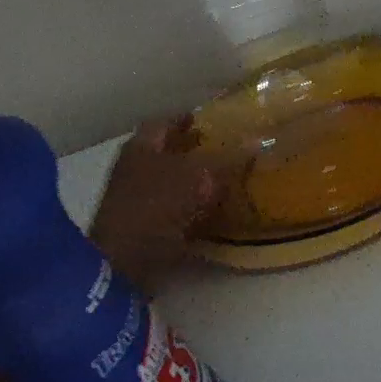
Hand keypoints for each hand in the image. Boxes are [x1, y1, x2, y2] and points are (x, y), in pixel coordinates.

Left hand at [88, 118, 222, 293]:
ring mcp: (138, 200)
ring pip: (173, 181)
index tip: (216, 120)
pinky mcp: (146, 227)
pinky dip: (196, 207)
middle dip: (197, 150)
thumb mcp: (197, 176)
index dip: (189, 119)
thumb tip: (257, 139)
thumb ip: (227, 157)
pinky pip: (176, 209)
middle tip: (230, 150)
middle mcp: (135, 169)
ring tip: (230, 179)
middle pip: (169, 152)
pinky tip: (217, 210)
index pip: (166, 122)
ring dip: (198, 180)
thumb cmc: (155, 206)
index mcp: (141, 148)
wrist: (123, 262)